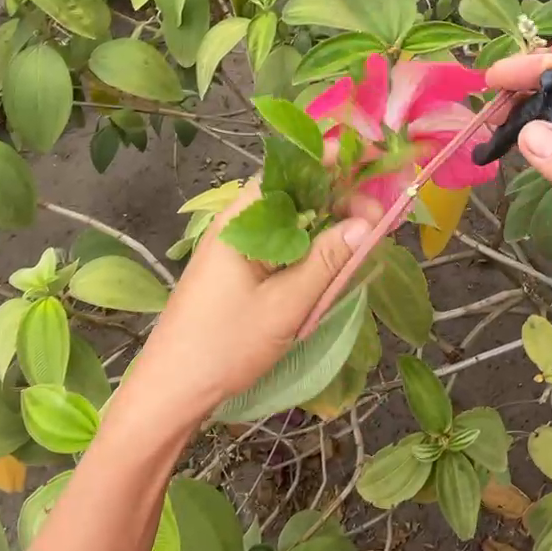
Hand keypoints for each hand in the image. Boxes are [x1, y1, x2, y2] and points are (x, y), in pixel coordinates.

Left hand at [112, 181, 374, 430]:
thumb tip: (368, 221)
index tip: (373, 158)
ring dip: (329, 220)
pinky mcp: (242, 270)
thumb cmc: (224, 345)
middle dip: (340, 193)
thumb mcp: (286, 304)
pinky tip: (337, 254)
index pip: (291, 167)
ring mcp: (239, 247)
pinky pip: (285, 243)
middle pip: (296, 190)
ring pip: (293, 218)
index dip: (333, 157)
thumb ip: (328, 260)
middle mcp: (239, 223)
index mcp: (242, 219)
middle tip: (381, 214)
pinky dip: (313, 243)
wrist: (171, 393)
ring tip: (367, 232)